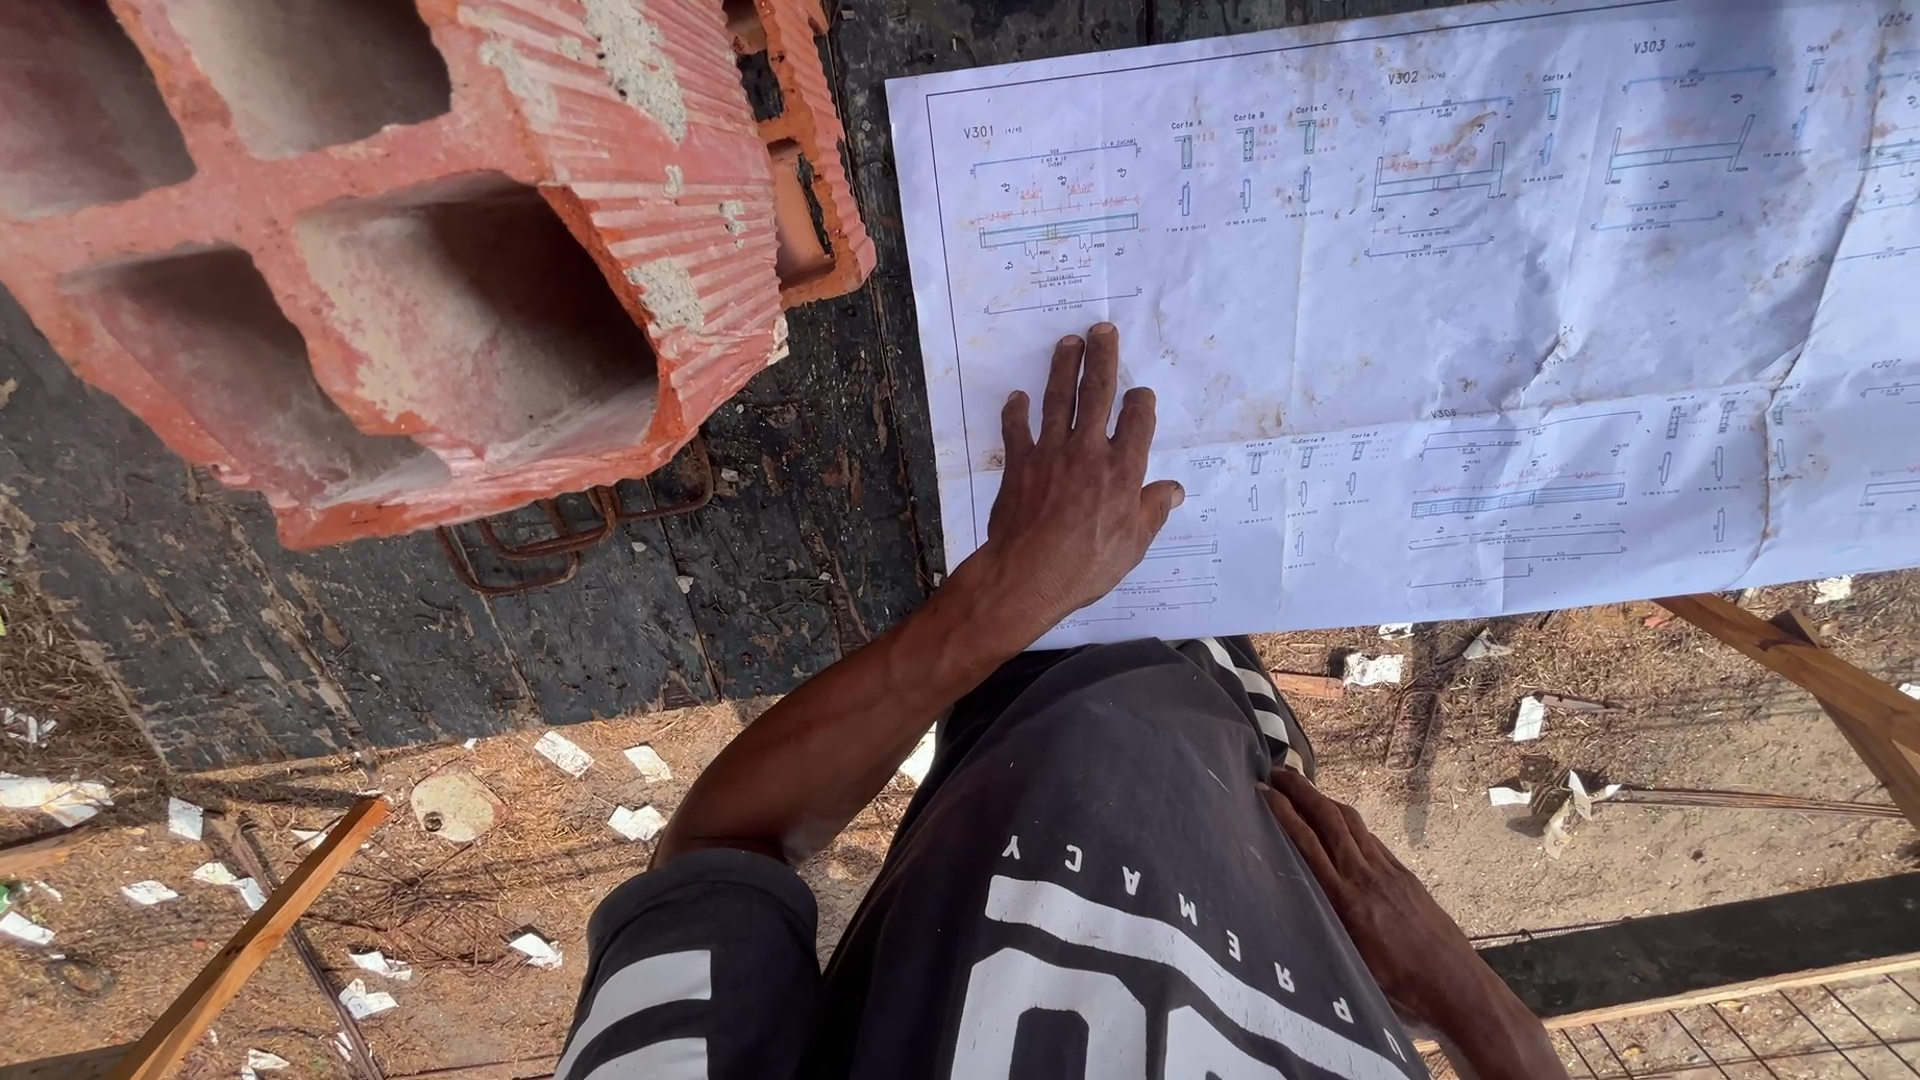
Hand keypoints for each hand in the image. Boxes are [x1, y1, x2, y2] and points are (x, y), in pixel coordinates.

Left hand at [965, 323, 1183, 637]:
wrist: (1029, 574)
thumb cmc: (1087, 565)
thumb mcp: (1133, 545)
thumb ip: (1152, 511)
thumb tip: (1173, 490)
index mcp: (1123, 470)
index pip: (1137, 420)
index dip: (1140, 402)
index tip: (1139, 393)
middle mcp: (1088, 451)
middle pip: (1098, 394)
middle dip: (1102, 358)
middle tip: (1101, 329)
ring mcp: (1050, 453)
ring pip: (1059, 400)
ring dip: (1064, 368)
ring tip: (1068, 342)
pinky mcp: (1019, 464)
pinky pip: (1017, 430)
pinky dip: (1017, 412)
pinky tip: (1018, 396)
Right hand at [1258, 768, 1492, 1029]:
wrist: (1460, 991)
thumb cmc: (1399, 988)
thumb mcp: (1348, 962)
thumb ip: (1319, 925)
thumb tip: (1287, 903)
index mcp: (1345, 900)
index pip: (1306, 842)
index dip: (1282, 811)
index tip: (1261, 789)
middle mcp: (1364, 876)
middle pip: (1328, 819)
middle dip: (1300, 789)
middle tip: (1276, 769)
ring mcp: (1387, 871)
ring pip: (1350, 822)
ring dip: (1322, 798)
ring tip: (1301, 786)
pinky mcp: (1403, 874)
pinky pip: (1369, 837)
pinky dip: (1346, 820)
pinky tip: (1337, 820)